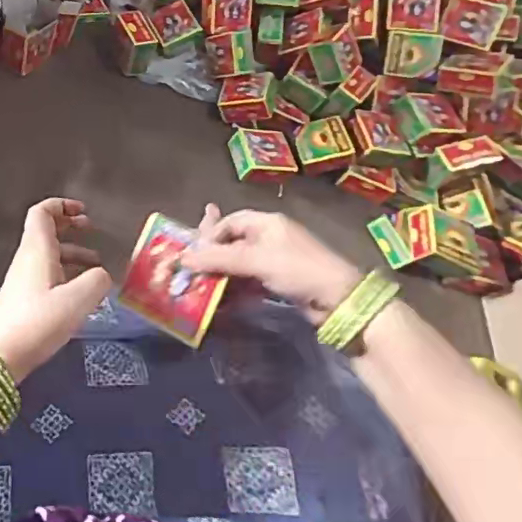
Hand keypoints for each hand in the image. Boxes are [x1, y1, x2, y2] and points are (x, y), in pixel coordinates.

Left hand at [0, 198, 112, 380]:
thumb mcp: (76, 300)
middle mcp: (28, 259)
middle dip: (69, 226)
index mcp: (37, 249)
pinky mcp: (25, 299)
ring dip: (73, 253)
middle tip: (91, 229)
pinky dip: (67, 274)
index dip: (61, 205)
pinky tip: (83, 292)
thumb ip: (97, 281)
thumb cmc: (37, 321)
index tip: (83, 211)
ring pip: (50, 255)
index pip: (42, 212)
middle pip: (46, 231)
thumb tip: (103, 275)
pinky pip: (49, 274)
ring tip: (97, 266)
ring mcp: (25, 279)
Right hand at [182, 205, 364, 324]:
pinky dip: (236, 287)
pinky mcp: (279, 281)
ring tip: (203, 286)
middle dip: (212, 256)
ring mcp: (275, 260)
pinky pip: (249, 280)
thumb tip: (183, 258)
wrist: (338, 300)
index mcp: (266, 222)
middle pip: (232, 242)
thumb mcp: (255, 260)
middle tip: (192, 270)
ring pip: (239, 263)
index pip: (229, 222)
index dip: (209, 236)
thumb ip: (218, 258)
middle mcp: (269, 237)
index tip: (193, 255)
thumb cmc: (297, 269)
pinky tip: (223, 298)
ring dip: (222, 274)